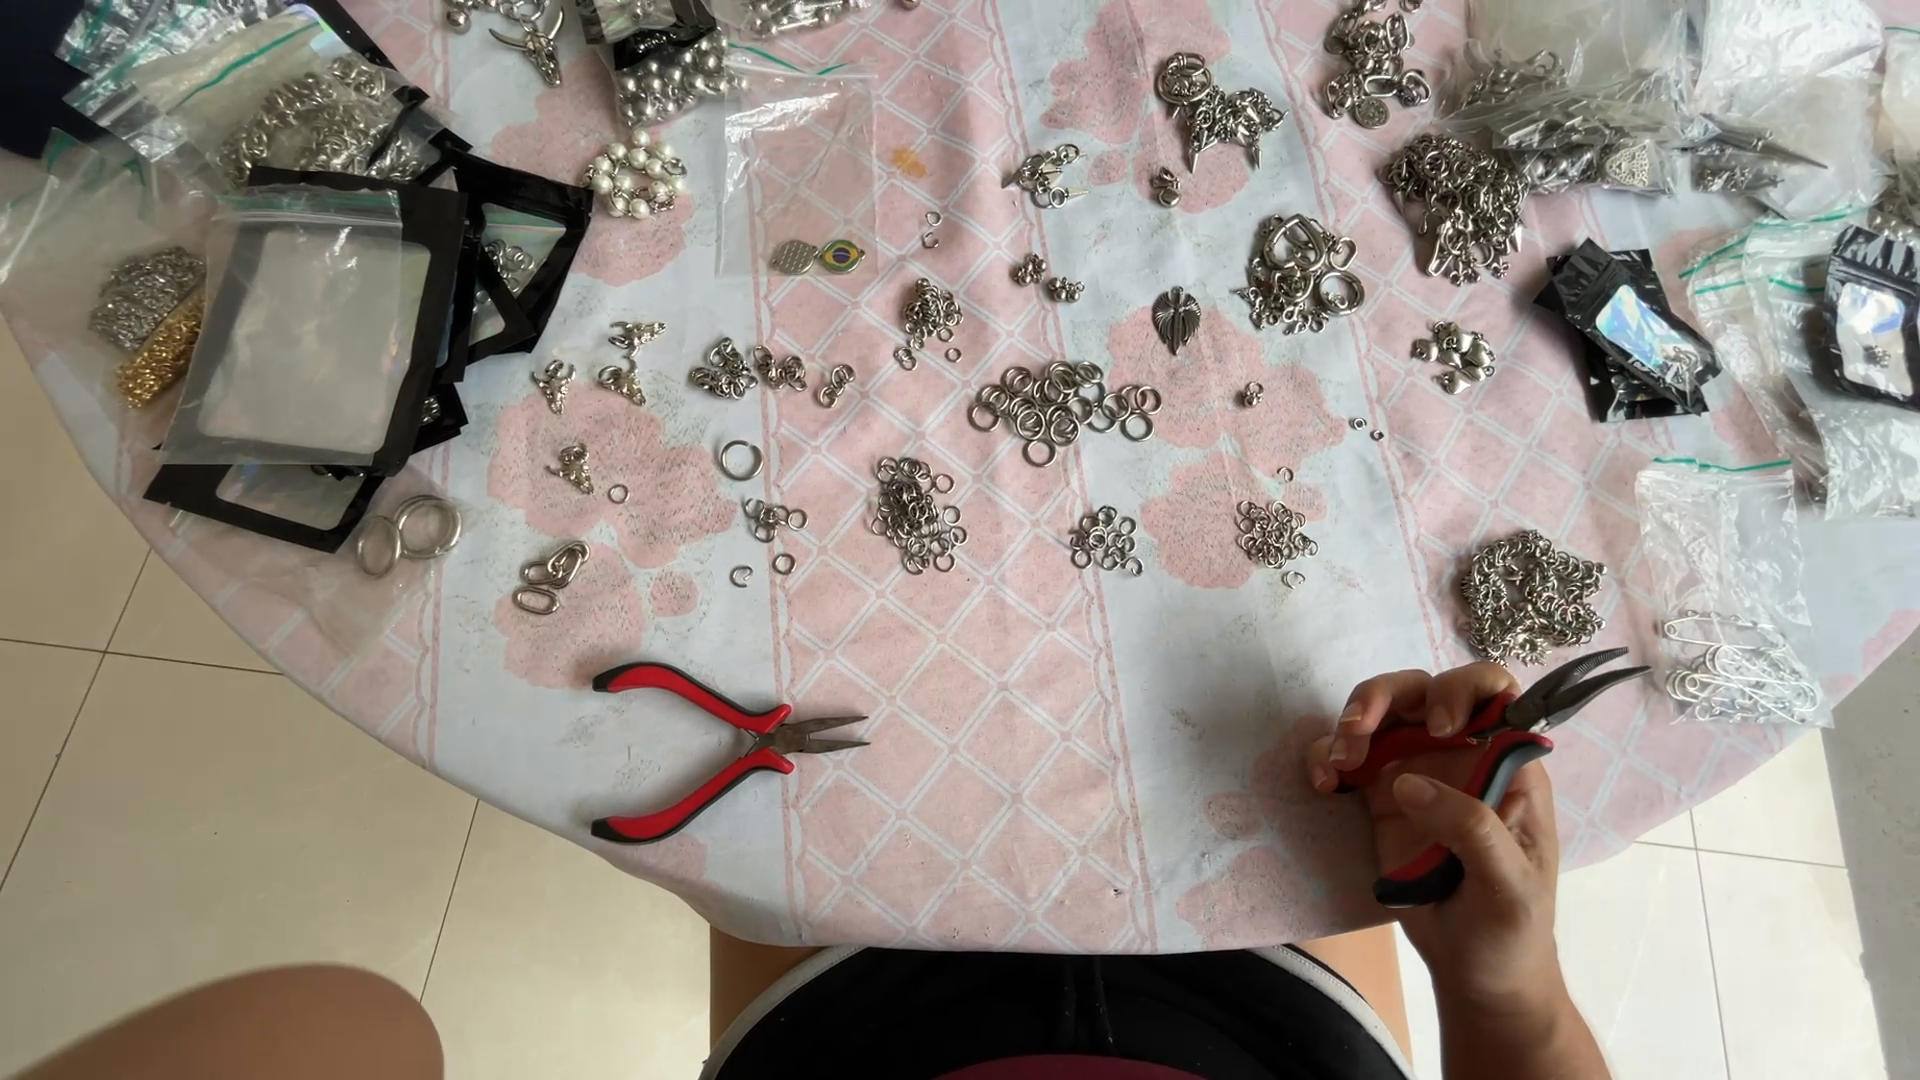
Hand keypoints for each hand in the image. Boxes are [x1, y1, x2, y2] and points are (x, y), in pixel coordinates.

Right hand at [1304, 664, 1565, 1011]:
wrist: (1472, 968)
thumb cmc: (1510, 927)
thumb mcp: (1509, 884)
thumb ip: (1471, 828)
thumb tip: (1406, 784)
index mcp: (1503, 763)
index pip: (1491, 694)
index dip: (1461, 691)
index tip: (1438, 725)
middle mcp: (1457, 754)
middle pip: (1418, 691)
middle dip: (1381, 698)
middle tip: (1357, 730)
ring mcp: (1413, 769)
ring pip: (1376, 714)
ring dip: (1348, 725)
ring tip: (1337, 765)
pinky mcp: (1375, 790)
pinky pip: (1342, 752)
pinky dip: (1324, 756)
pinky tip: (1324, 785)